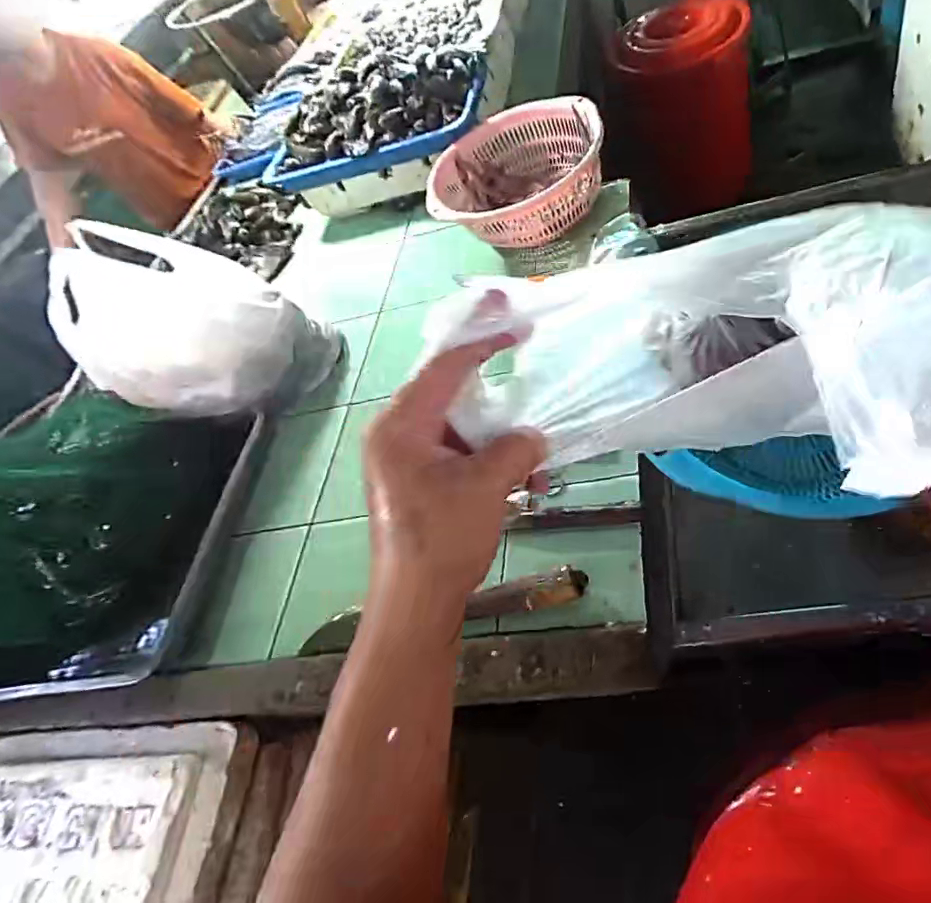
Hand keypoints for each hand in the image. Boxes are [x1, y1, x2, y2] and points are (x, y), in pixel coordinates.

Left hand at [363, 332, 545, 609]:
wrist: (416, 604)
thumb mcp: (487, 484)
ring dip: (501, 441)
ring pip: (461, 428)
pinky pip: (459, 455)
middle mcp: (396, 434)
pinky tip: (521, 485)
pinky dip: (489, 463)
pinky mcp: (418, 482)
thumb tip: (533, 438)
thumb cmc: (443, 539)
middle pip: (450, 392)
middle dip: (494, 388)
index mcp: (400, 425)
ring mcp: (405, 459)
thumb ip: (515, 447)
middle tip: (519, 349)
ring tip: (534, 468)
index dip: (484, 342)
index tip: (516, 325)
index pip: (445, 367)